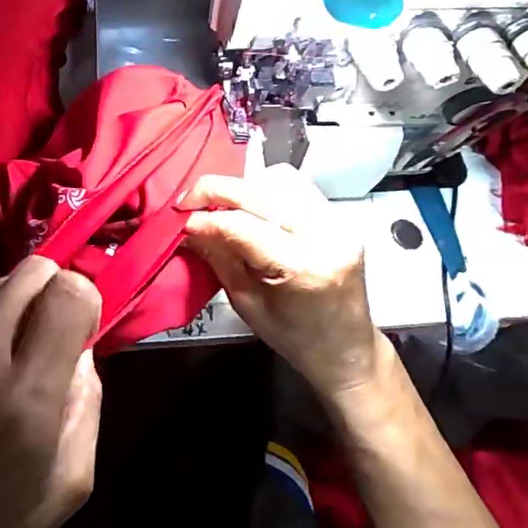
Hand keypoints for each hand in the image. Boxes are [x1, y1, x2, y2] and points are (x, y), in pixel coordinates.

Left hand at [0, 256, 102, 527]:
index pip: (69, 293)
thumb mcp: (72, 480)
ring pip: (2, 284)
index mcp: (25, 401)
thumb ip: (89, 402)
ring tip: (16, 356)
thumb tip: (80, 348)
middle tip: (54, 337)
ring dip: (22, 307)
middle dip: (57, 291)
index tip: (84, 333)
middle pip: (35, 271)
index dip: (88, 301)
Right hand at [180, 164, 384, 397]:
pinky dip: (270, 191)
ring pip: (283, 179)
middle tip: (190, 201)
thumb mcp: (248, 305)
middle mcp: (326, 238)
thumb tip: (191, 226)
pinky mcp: (343, 217)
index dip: (206, 216)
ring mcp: (340, 224)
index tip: (180, 218)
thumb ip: (221, 259)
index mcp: (302, 269)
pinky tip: (254, 208)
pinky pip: (300, 188)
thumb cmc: (297, 339)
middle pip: (264, 191)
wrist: (346, 348)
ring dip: (247, 187)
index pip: (244, 225)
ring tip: (223, 205)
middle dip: (221, 190)